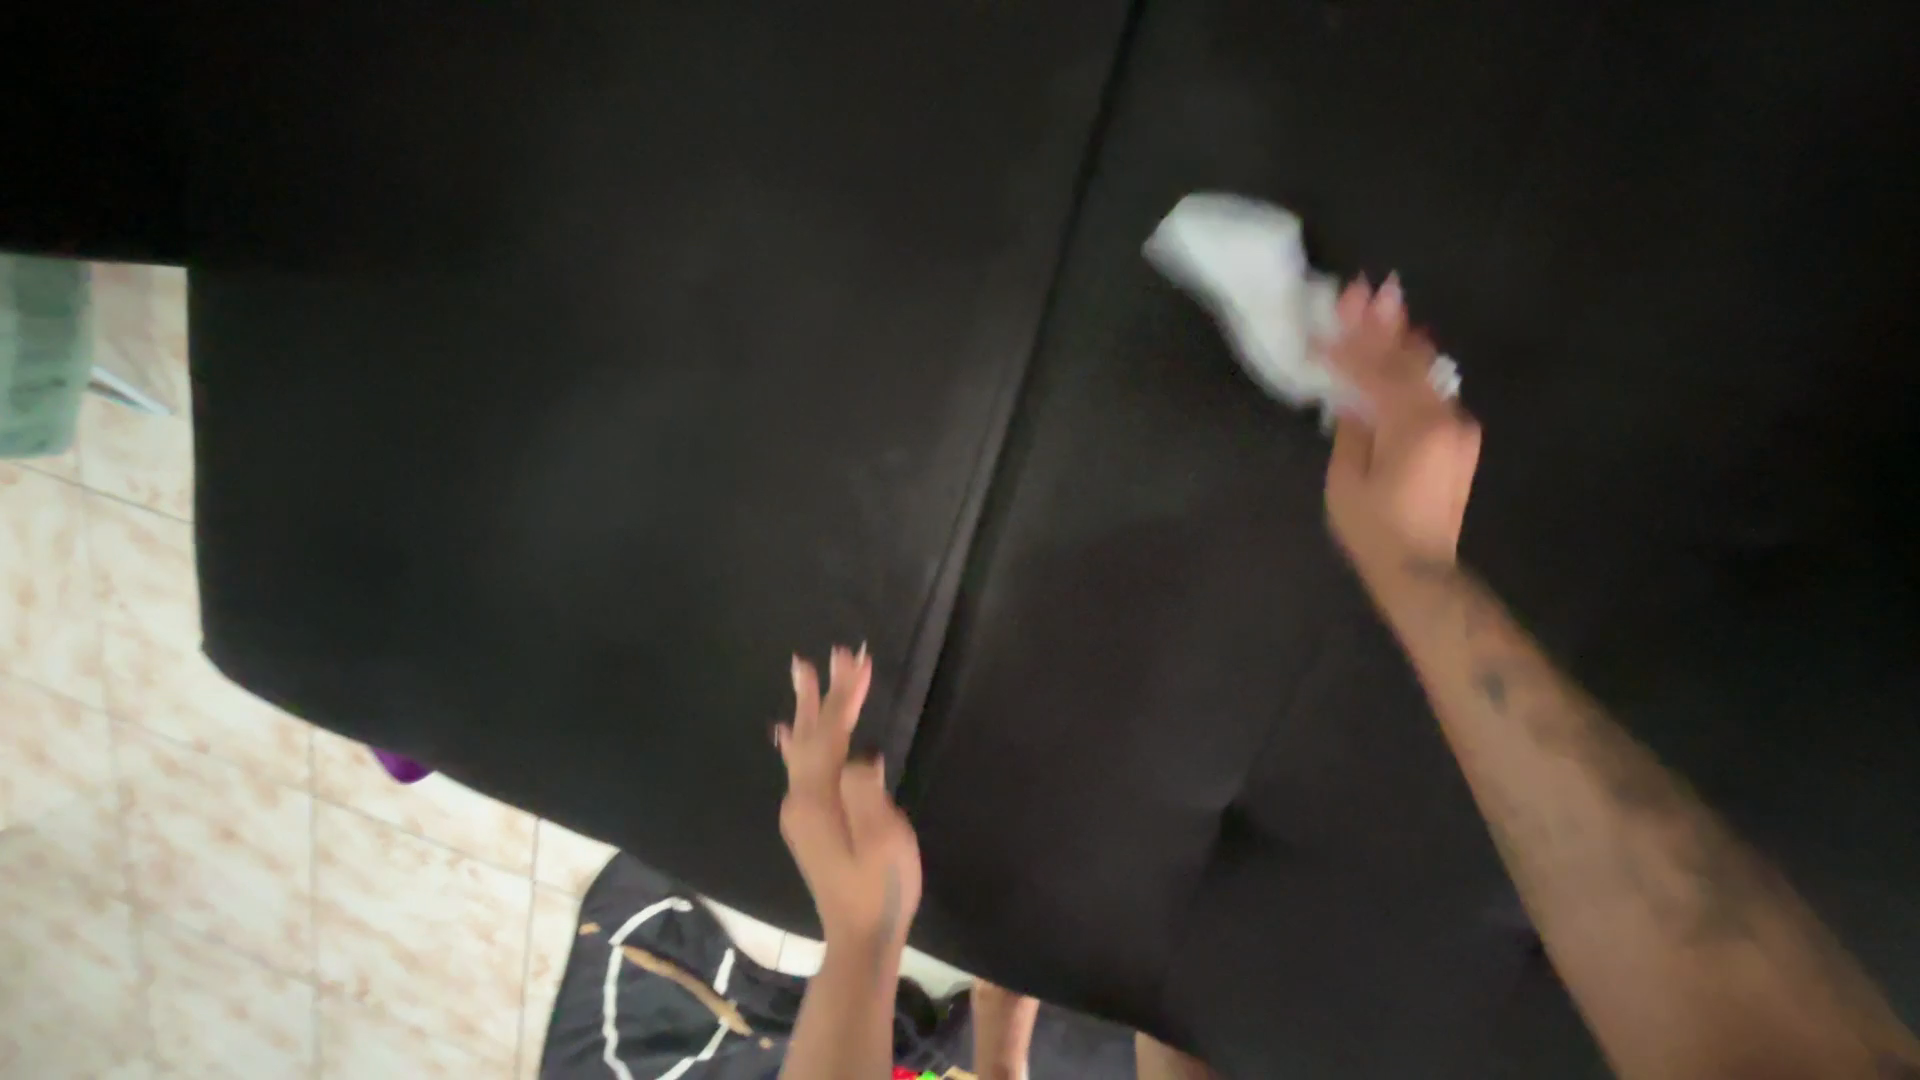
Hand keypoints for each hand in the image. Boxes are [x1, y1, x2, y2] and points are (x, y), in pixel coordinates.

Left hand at [775, 646, 921, 956]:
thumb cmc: (881, 887)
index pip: (830, 732)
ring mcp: (800, 811)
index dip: (843, 694)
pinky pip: (800, 765)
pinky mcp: (808, 821)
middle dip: (821, 693)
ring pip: (803, 747)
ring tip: (800, 676)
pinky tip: (786, 733)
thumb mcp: (883, 838)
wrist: (861, 937)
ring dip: (807, 709)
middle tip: (819, 656)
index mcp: (817, 798)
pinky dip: (797, 740)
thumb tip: (858, 755)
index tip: (855, 657)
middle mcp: (799, 798)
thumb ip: (865, 789)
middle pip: (811, 734)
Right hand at [1323, 276, 1482, 576]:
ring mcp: (1457, 427)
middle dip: (1383, 325)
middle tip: (1365, 288)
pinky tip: (1406, 344)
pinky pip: (1432, 391)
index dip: (1348, 349)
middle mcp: (1445, 417)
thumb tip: (1355, 399)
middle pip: (1408, 361)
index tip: (1325, 326)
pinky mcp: (1457, 438)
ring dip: (1401, 338)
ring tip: (1385, 302)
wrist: (1420, 567)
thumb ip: (1353, 430)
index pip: (1376, 374)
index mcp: (1415, 427)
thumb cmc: (1373, 528)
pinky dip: (1413, 367)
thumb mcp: (1347, 481)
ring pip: (1426, 372)